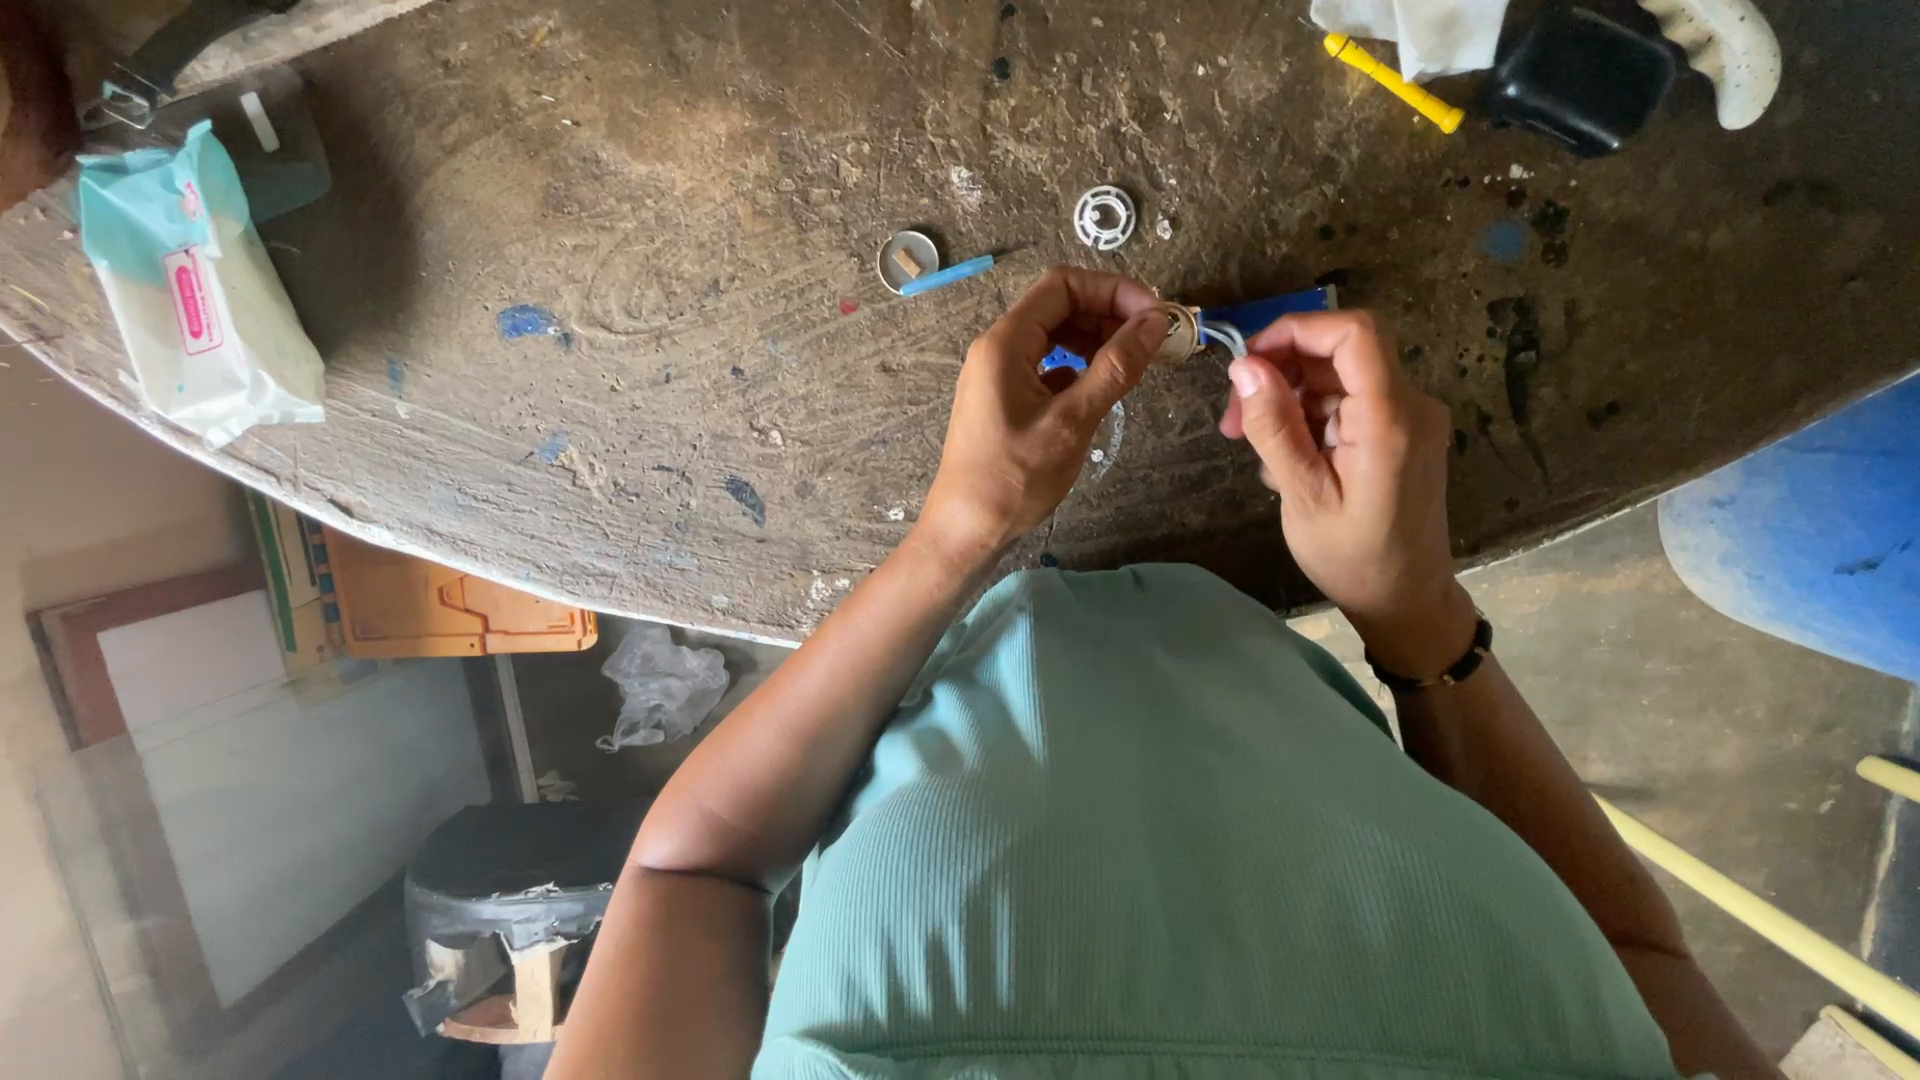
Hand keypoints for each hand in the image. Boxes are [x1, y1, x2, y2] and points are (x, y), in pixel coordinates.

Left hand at [918, 266, 1168, 562]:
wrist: (966, 530)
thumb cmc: (1013, 478)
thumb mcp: (1071, 421)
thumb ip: (1115, 368)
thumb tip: (1156, 323)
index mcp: (1005, 343)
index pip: (1062, 285)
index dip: (1113, 290)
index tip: (1154, 314)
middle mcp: (998, 349)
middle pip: (1059, 306)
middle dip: (1109, 314)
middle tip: (1153, 342)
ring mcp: (998, 375)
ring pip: (1054, 337)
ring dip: (1097, 341)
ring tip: (1134, 365)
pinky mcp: (1005, 400)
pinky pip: (1046, 367)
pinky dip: (1078, 369)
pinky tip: (1101, 391)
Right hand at [1218, 310, 1473, 677]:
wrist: (1404, 599)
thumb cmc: (1351, 557)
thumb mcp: (1302, 495)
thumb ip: (1275, 427)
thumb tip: (1244, 367)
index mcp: (1390, 419)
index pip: (1352, 334)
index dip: (1295, 331)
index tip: (1246, 361)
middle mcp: (1410, 406)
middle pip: (1339, 353)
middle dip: (1279, 372)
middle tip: (1234, 420)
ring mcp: (1408, 419)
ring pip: (1337, 379)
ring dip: (1288, 400)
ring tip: (1254, 448)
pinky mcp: (1399, 434)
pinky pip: (1347, 405)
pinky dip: (1308, 419)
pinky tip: (1285, 460)